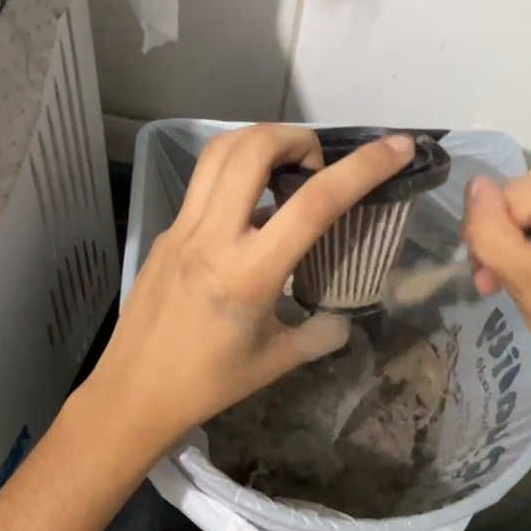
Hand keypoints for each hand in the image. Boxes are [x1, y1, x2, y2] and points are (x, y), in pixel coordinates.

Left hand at [80, 124, 416, 448]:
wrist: (133, 393)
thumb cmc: (208, 384)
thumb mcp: (276, 363)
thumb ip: (319, 336)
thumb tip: (342, 321)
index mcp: (250, 273)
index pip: (314, 202)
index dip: (363, 167)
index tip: (397, 147)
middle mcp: (212, 237)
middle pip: (253, 147)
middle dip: (297, 137)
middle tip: (316, 166)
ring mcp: (181, 230)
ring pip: (218, 153)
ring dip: (260, 143)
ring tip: (285, 171)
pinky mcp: (164, 234)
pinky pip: (202, 185)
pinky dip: (234, 176)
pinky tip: (249, 213)